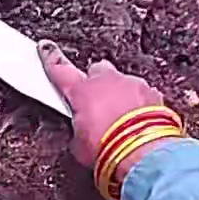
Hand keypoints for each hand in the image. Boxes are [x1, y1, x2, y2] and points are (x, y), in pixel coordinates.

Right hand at [40, 40, 169, 180]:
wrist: (142, 151)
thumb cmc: (107, 147)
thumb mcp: (79, 146)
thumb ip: (77, 130)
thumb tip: (81, 133)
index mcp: (82, 90)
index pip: (60, 69)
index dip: (50, 58)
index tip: (46, 48)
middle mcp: (107, 81)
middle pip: (97, 71)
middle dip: (95, 84)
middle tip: (94, 105)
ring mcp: (132, 84)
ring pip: (122, 83)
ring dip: (118, 96)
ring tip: (119, 121)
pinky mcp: (153, 94)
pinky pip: (142, 94)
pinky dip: (139, 105)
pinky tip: (136, 123)